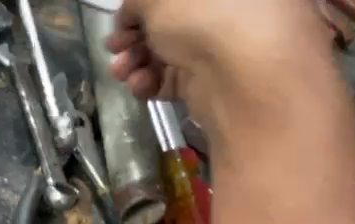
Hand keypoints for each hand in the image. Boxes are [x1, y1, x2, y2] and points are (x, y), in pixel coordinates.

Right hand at [104, 0, 332, 129]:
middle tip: (115, 47)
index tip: (121, 19)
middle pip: (170, 21)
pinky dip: (149, 82)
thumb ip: (137, 0)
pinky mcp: (209, 78)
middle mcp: (231, 8)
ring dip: (134, 62)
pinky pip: (171, 78)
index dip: (144, 5)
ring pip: (166, 52)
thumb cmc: (207, 14)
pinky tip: (140, 84)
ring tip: (121, 71)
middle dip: (134, 36)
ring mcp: (220, 44)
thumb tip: (130, 13)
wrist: (239, 71)